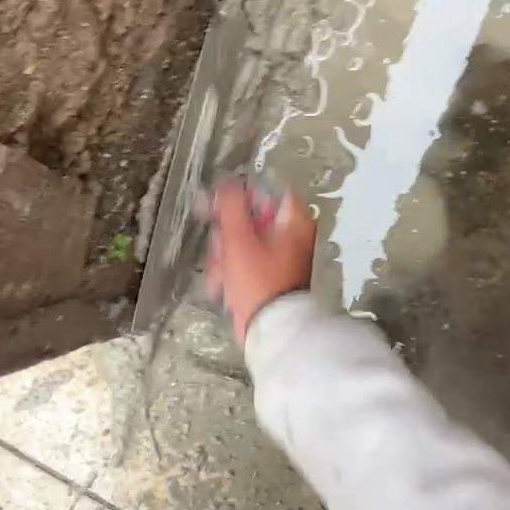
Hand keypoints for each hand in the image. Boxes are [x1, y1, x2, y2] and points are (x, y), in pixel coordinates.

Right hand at [205, 179, 315, 343]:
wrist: (271, 329)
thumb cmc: (257, 279)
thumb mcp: (239, 238)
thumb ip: (231, 205)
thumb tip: (227, 181)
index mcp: (293, 220)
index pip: (264, 190)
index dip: (238, 196)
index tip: (217, 207)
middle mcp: (291, 234)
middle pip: (249, 218)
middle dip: (226, 235)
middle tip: (219, 249)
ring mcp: (281, 256)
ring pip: (242, 241)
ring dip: (224, 256)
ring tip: (220, 275)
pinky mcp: (270, 275)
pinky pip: (245, 262)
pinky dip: (231, 270)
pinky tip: (223, 285)